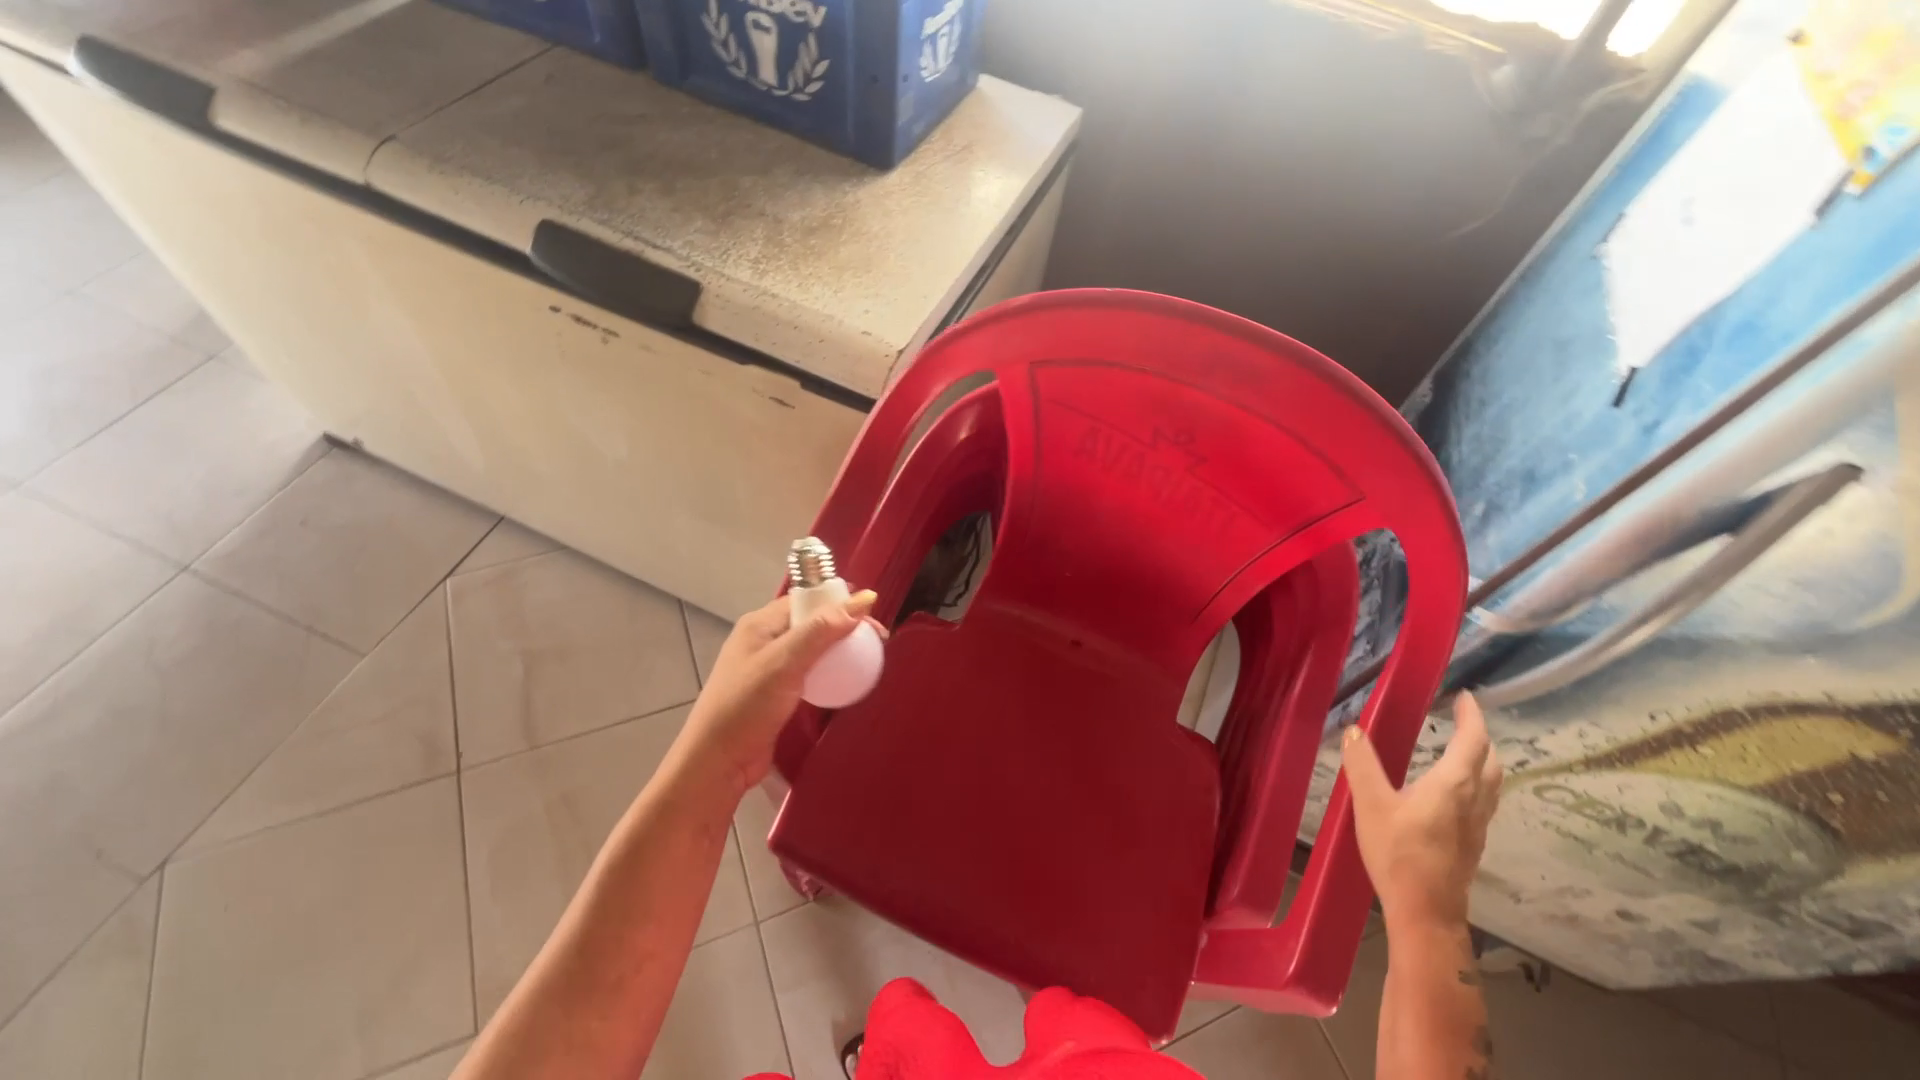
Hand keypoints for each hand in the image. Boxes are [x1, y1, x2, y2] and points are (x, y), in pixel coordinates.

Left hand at [676, 590, 882, 793]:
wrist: (718, 762)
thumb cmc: (746, 707)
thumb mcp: (784, 663)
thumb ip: (821, 631)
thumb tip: (864, 599)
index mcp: (760, 624)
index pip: (808, 601)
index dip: (841, 603)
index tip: (872, 618)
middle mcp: (764, 640)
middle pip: (813, 623)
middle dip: (845, 628)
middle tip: (878, 644)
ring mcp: (769, 668)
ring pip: (813, 650)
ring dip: (839, 652)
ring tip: (868, 662)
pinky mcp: (776, 693)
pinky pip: (809, 674)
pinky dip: (829, 674)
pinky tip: (845, 685)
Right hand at [1341, 692, 1501, 929]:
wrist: (1425, 911)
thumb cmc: (1399, 853)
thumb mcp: (1371, 804)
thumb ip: (1362, 764)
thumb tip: (1354, 731)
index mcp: (1453, 783)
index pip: (1473, 739)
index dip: (1472, 715)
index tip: (1466, 697)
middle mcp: (1474, 800)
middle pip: (1491, 760)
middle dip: (1480, 736)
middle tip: (1461, 721)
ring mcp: (1478, 824)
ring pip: (1492, 782)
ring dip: (1482, 760)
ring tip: (1461, 751)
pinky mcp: (1473, 843)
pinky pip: (1483, 800)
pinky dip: (1475, 783)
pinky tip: (1453, 793)